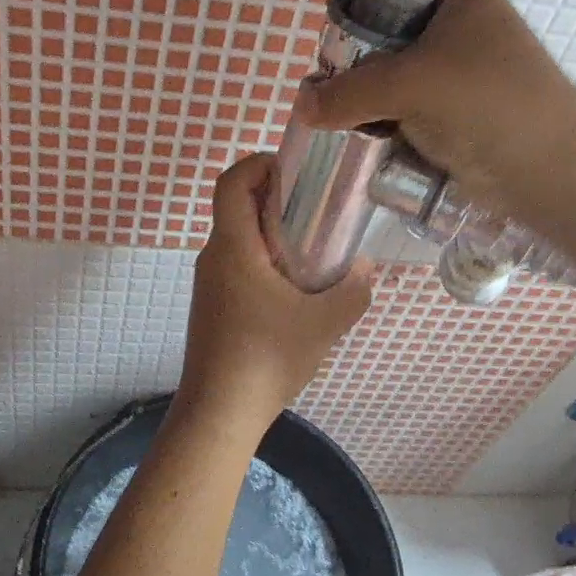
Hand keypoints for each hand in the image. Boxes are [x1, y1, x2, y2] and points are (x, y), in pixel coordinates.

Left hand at [179, 154, 372, 421]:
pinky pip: (235, 264)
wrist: (219, 412)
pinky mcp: (210, 305)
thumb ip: (352, 291)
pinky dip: (261, 258)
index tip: (295, 170)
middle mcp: (213, 256)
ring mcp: (208, 283)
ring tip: (311, 248)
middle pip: (235, 206)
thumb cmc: (267, 358)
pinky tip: (291, 289)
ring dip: (269, 231)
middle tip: (316, 207)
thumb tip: (367, 268)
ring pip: (236, 237)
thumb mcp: (324, 324)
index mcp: (233, 248)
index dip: (259, 163)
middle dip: (274, 196)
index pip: (232, 181)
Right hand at [297, 0, 575, 227]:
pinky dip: (384, 117)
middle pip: (390, 24)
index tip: (337, 21)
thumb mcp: (410, 86)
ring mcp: (460, 72)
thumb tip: (302, 105)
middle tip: (334, 75)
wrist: (555, 172)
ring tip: (344, 110)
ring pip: (394, 69)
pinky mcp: (457, 113)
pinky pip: (407, 105)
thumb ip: (348, 92)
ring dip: (367, 90)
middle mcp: (460, 27)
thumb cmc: (488, 105)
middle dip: (356, 49)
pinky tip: (368, 132)